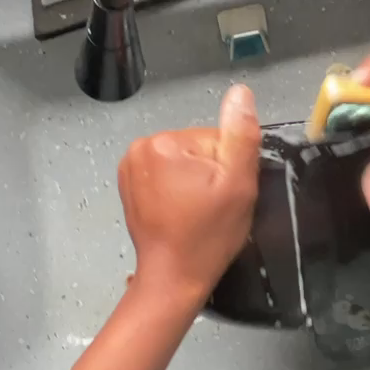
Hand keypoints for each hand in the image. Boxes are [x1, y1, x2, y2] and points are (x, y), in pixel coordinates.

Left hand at [117, 83, 262, 307]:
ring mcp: (130, 165)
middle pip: (197, 146)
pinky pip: (166, 171)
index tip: (223, 194)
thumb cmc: (208, 235)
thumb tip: (240, 92)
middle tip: (212, 205)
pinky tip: (180, 209)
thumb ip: (241, 135)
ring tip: (196, 209)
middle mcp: (141, 147)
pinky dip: (177, 186)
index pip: (215, 138)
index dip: (227, 166)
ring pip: (183, 159)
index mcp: (166, 143)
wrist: (173, 277)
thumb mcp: (237, 184)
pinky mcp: (128, 181)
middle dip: (210, 172)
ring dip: (195, 180)